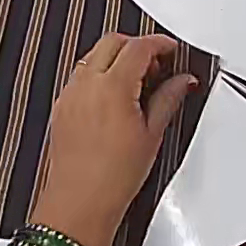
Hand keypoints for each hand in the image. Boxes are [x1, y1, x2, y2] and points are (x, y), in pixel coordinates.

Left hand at [31, 33, 198, 245]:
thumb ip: (169, 98)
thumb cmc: (112, 177)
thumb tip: (183, 81)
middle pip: (113, 42)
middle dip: (137, 46)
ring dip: (117, 58)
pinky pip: (81, 76)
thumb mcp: (152, 133)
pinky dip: (100, 74)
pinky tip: (116, 96)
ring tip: (138, 82)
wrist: (80, 203)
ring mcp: (70, 95)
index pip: (138, 47)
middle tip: (157, 64)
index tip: (171, 49)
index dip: (160, 43)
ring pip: (94, 56)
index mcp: (112, 87)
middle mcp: (86, 85)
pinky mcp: (62, 107)